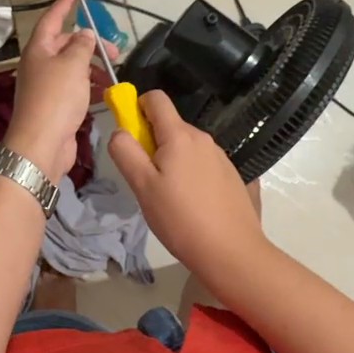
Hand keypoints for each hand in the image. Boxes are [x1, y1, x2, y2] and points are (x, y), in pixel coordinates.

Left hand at [3, 0, 99, 181]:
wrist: (41, 145)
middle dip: (89, 44)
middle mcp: (40, 64)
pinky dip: (90, 86)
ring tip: (114, 75)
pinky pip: (75, 88)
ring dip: (92, 67)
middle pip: (65, 45)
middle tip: (114, 51)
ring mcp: (46, 86)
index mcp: (39, 49)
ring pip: (72, 68)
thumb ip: (82, 46)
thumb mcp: (73, 65)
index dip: (63, 5)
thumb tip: (85, 34)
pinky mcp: (55, 106)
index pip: (51, 19)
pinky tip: (105, 92)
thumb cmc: (55, 98)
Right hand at [108, 90, 269, 281]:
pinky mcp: (232, 176)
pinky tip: (193, 206)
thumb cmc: (181, 219)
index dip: (137, 107)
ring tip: (170, 198)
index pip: (156, 98)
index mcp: (179, 135)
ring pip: (186, 146)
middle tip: (148, 179)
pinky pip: (203, 163)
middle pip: (170, 125)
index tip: (132, 136)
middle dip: (153, 142)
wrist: (233, 254)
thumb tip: (120, 131)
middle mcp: (202, 138)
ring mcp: (221, 156)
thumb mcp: (142, 186)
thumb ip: (125, 151)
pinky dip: (191, 174)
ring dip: (172, 160)